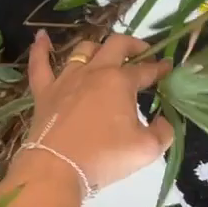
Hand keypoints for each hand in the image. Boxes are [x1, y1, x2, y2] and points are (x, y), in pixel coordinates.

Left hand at [15, 30, 173, 196]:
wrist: (56, 169)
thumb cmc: (103, 157)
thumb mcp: (147, 149)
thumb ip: (163, 132)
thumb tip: (163, 121)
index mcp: (121, 81)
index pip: (146, 69)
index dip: (160, 68)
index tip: (168, 68)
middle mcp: (95, 72)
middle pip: (117, 45)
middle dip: (134, 45)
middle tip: (142, 54)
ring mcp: (67, 79)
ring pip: (83, 50)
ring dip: (98, 48)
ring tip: (105, 54)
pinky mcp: (44, 92)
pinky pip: (40, 65)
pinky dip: (40, 49)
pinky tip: (42, 37)